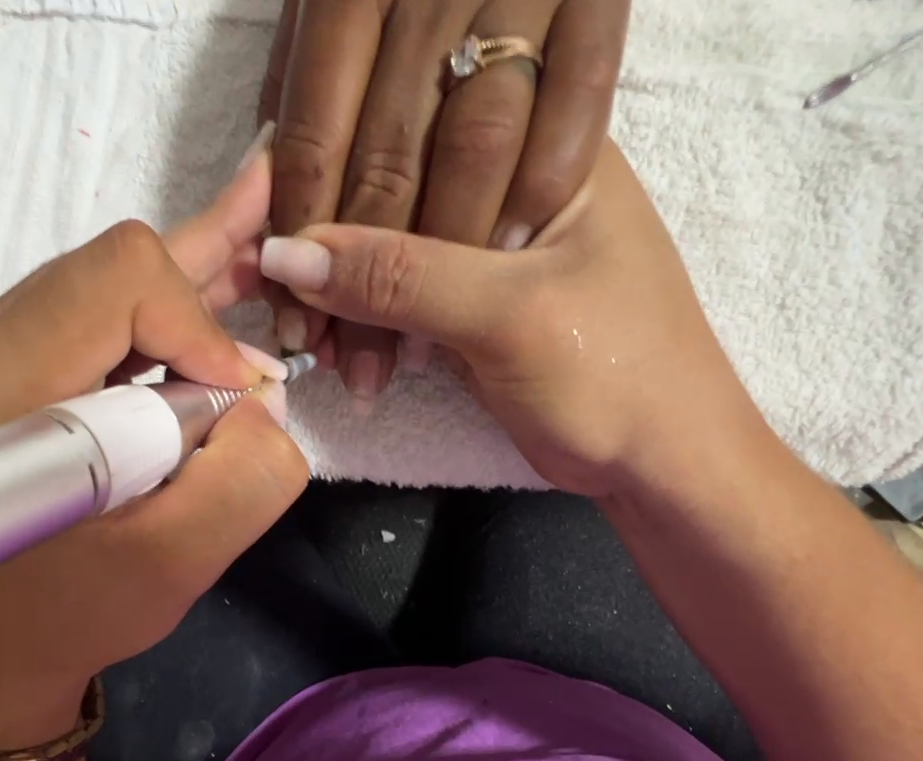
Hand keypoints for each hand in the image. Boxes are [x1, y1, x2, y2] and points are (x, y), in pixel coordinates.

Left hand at [0, 152, 308, 735]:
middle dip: (206, 300)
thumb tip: (263, 394)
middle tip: (283, 272)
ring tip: (263, 246)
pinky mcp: (13, 356)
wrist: (11, 635)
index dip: (201, 327)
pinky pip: (103, 306)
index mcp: (7, 380)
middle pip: (120, 265)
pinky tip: (221, 276)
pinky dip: (169, 308)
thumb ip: (245, 476)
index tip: (236, 400)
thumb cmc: (80, 608)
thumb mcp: (176, 562)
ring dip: (195, 288)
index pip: (126, 279)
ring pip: (116, 278)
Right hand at [261, 0, 630, 412]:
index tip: (264, 234)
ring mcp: (488, 242)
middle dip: (327, 250)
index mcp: (546, 146)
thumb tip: (285, 254)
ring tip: (304, 340)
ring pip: (387, 246)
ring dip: (340, 295)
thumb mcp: (506, 317)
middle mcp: (512, 179)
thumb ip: (400, 276)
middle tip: (272, 299)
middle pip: (390, 191)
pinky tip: (332, 346)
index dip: (331, 180)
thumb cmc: (612, 375)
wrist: (657, 465)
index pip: (413, 134)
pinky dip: (362, 321)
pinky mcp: (471, 296)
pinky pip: (398, 293)